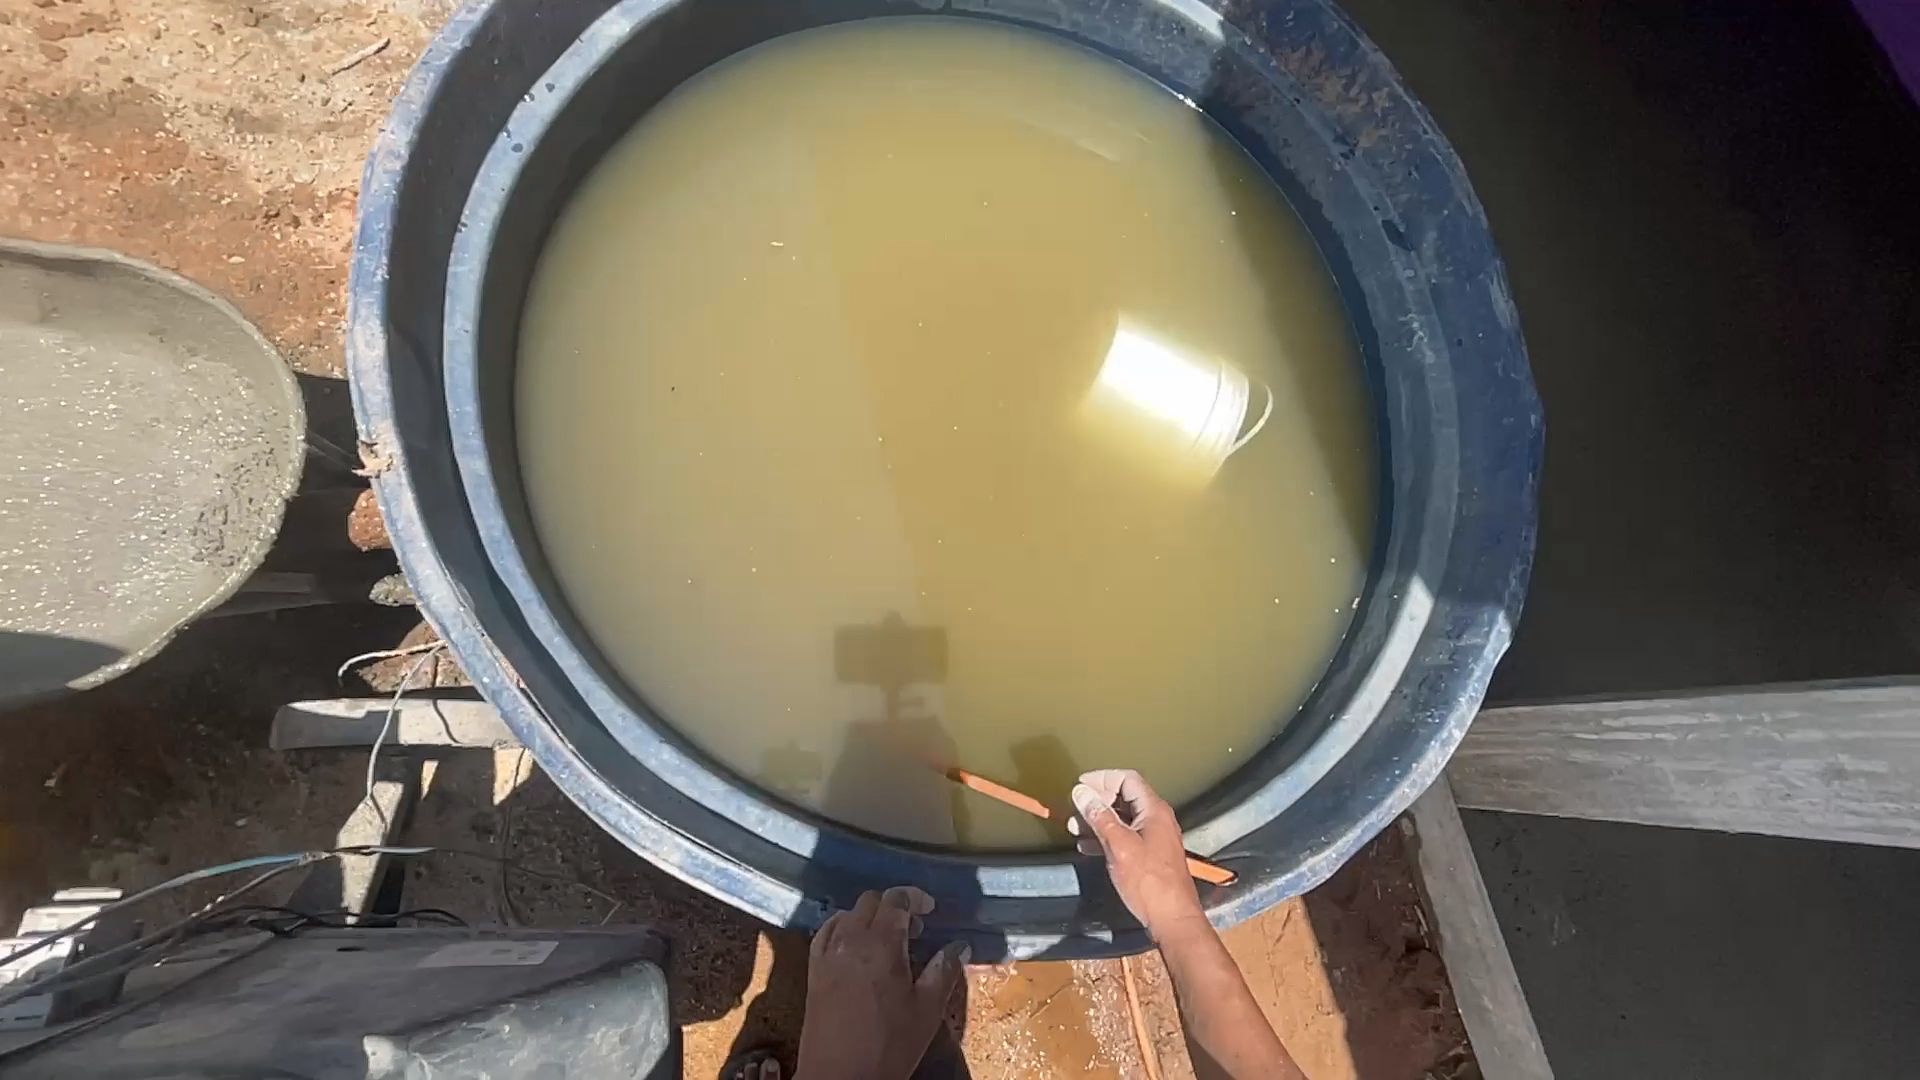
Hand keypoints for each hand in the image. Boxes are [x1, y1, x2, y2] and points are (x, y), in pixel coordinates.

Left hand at [794, 886, 968, 1079]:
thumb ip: (943, 971)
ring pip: (848, 914)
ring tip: (886, 940)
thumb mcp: (926, 1011)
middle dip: (894, 906)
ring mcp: (828, 953)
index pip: (896, 899)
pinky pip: (826, 933)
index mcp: (881, 943)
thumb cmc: (888, 1046)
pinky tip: (854, 947)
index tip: (930, 909)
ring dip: (869, 917)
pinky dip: (843, 928)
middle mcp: (851, 939)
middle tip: (913, 929)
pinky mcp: (813, 971)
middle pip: (871, 901)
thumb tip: (960, 945)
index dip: (915, 896)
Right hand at [1070, 769, 1206, 940]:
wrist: (1173, 921)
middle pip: (1123, 797)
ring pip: (1121, 818)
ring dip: (1097, 821)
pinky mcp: (1149, 856)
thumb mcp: (1119, 845)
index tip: (1080, 786)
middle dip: (1096, 801)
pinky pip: (1124, 837)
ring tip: (1074, 829)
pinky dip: (1105, 838)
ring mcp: (1154, 838)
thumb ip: (1099, 817)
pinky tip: (1087, 847)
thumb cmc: (1148, 881)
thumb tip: (1081, 791)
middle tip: (1074, 809)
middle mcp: (1156, 819)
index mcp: (1153, 810)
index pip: (1127, 779)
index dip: (1102, 778)